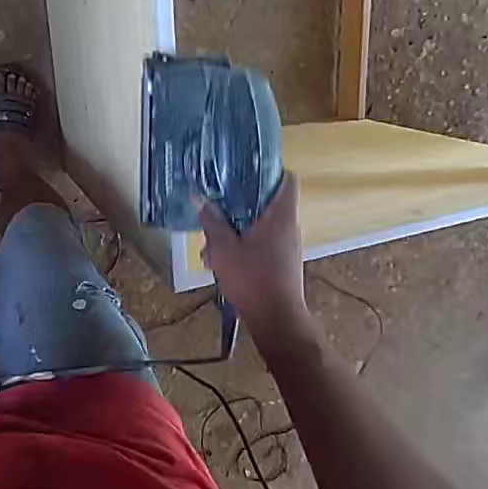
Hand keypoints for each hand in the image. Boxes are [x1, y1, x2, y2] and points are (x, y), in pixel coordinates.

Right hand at [198, 173, 308, 328]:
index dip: (267, 170)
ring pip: (260, 224)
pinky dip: (241, 243)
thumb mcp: (222, 246)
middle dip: (239, 202)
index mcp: (280, 216)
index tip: (241, 169)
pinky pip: (261, 241)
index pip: (286, 180)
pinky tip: (218, 258)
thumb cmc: (251, 277)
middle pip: (267, 201)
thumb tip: (198, 196)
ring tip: (209, 240)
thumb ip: (211, 220)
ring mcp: (286, 245)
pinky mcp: (281, 261)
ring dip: (235, 227)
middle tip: (214, 201)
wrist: (275, 318)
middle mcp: (288, 227)